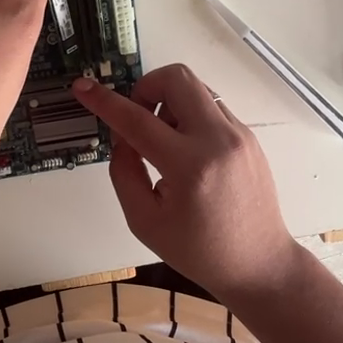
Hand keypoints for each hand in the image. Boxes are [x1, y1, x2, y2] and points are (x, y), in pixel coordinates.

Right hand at [71, 65, 302, 294]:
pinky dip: (188, 116)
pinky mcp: (248, 136)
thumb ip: (124, 174)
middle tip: (137, 120)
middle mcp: (218, 140)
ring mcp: (239, 134)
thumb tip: (122, 139)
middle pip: (176, 78)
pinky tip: (186, 153)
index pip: (138, 120)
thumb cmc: (199, 251)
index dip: (105, 102)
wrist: (259, 263)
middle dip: (145, 88)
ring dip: (169, 103)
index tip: (83, 87)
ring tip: (163, 143)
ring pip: (195, 88)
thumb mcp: (145, 222)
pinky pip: (211, 106)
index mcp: (189, 166)